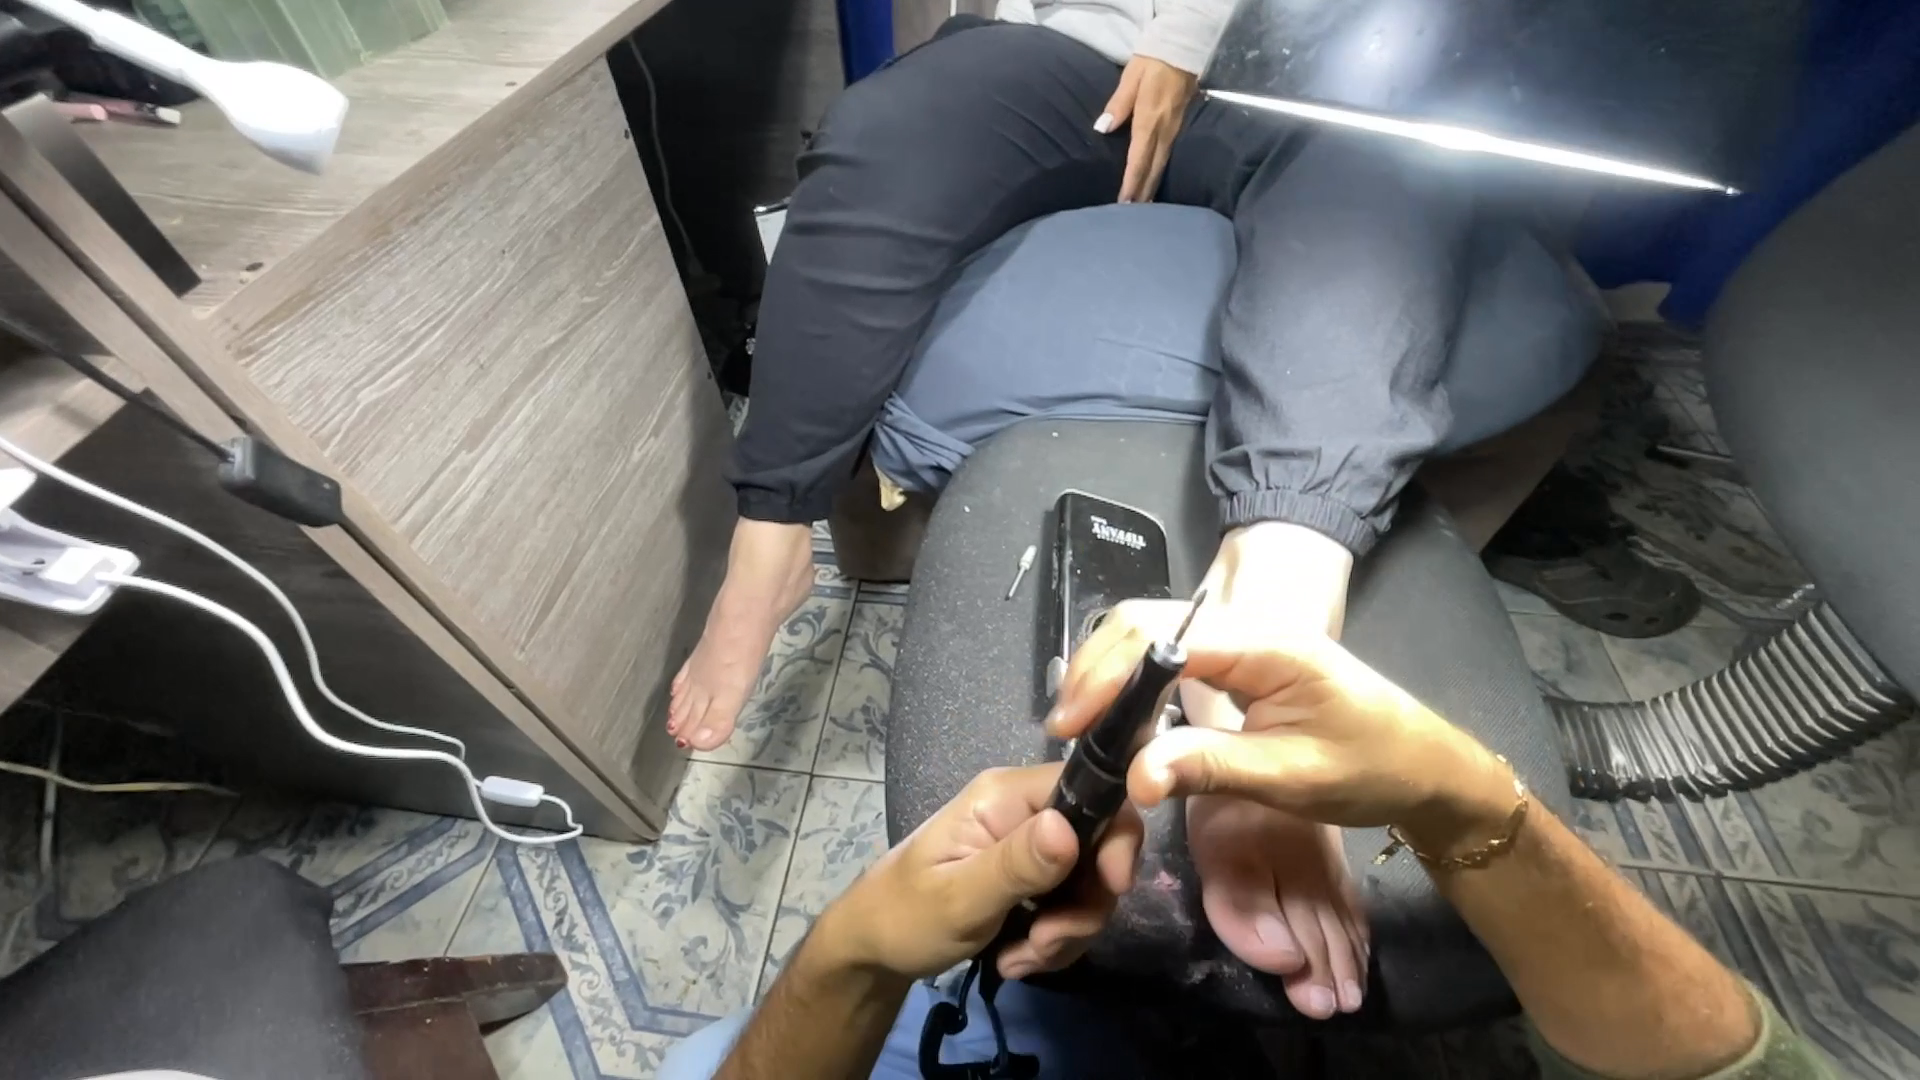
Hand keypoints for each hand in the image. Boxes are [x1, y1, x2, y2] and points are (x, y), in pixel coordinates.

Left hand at [814, 764, 1142, 980]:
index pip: (1088, 789)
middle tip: (1044, 942)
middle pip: (1097, 844)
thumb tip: (1067, 828)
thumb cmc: (905, 915)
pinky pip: (1069, 907)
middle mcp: (1024, 810)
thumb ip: (1015, 865)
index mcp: (1006, 795)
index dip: (1113, 835)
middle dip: (1083, 904)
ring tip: (1018, 959)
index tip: (1110, 887)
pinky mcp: (1031, 878)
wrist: (874, 948)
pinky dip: (1053, 941)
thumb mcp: (958, 897)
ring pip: (1087, 884)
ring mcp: (1028, 845)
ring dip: (1065, 933)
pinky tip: (1015, 958)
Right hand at [1049, 601, 1517, 855]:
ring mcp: (1235, 635)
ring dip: (1105, 669)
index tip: (1070, 725)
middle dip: (1094, 667)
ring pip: (1147, 630)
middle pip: (1143, 621)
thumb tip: (1132, 778)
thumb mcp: (1292, 777)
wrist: (1424, 763)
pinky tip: (1113, 709)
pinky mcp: (1230, 653)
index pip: (1163, 639)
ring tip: (1078, 721)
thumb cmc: (1370, 768)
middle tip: (1063, 727)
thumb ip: (1209, 767)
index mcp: (1264, 643)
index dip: (1108, 675)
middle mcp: (1243, 624)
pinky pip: (1163, 650)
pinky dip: (1127, 675)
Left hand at [1096, 55, 1198, 202]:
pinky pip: (1167, 156)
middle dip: (1142, 194)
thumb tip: (1102, 128)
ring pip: (1161, 165)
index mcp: (1149, 121)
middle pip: (1152, 170)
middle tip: (1131, 216)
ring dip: (1151, 187)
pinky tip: (1153, 183)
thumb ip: (1118, 105)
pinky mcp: (1179, 126)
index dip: (1130, 184)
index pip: (1138, 160)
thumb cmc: (1154, 59)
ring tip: (1142, 208)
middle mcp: (1164, 130)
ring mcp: (1174, 130)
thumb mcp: (1132, 77)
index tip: (1123, 204)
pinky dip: (1158, 173)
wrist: (1186, 44)